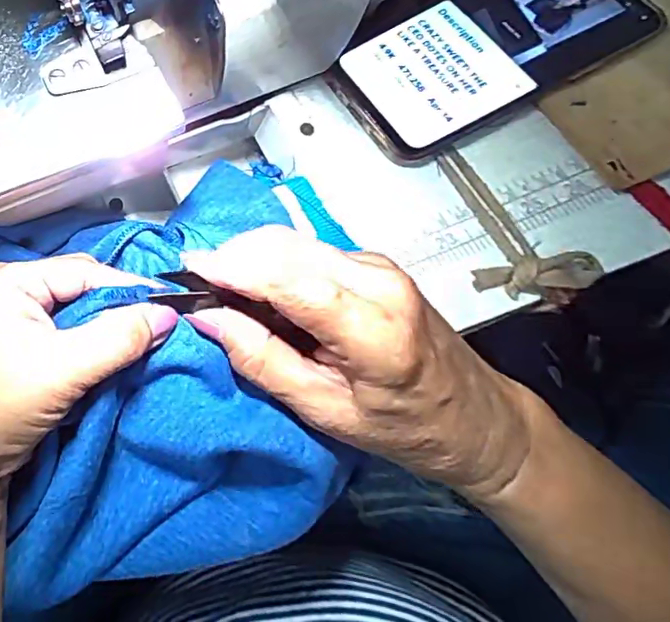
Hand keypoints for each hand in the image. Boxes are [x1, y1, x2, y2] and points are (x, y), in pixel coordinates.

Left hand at [0, 255, 178, 504]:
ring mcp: (14, 317)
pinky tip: (115, 352)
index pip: (82, 271)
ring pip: (77, 311)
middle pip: (80, 287)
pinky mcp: (21, 344)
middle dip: (118, 306)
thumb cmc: (2, 406)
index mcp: (11, 280)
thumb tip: (167, 313)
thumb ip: (119, 337)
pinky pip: (68, 332)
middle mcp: (11, 290)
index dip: (127, 286)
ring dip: (108, 326)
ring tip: (145, 337)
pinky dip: (93, 342)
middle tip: (160, 322)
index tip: (170, 303)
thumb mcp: (65, 368)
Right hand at [185, 226, 537, 501]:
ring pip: (290, 240)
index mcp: (375, 330)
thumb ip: (262, 360)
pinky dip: (271, 261)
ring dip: (248, 256)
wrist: (479, 417)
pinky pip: (304, 247)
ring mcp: (376, 264)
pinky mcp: (369, 259)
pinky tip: (261, 289)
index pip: (291, 279)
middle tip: (199, 285)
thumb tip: (208, 318)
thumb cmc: (409, 429)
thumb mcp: (327, 413)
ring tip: (225, 289)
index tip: (190, 270)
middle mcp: (378, 282)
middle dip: (232, 257)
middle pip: (284, 247)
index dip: (235, 268)